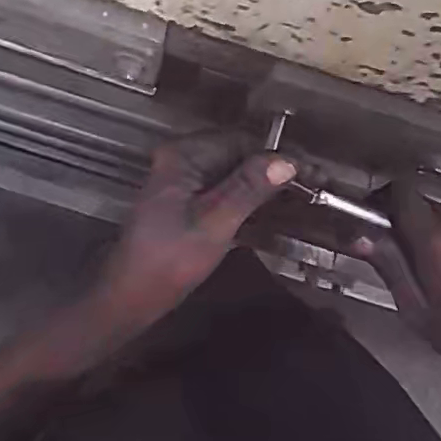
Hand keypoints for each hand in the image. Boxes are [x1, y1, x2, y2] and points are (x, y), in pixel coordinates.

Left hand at [94, 132, 294, 322]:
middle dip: (273, 170)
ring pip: (234, 174)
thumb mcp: (214, 222)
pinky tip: (272, 212)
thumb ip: (249, 189)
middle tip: (311, 187)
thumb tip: (287, 162)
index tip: (309, 173)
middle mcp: (182, 159)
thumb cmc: (169, 259)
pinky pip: (225, 190)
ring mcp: (184, 181)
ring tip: (299, 198)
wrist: (130, 299)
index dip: (276, 156)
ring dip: (263, 186)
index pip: (242, 141)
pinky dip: (248, 199)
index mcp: (184, 155)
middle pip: (238, 155)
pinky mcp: (187, 202)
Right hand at [355, 182, 440, 379]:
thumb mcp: (413, 307)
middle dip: (409, 222)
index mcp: (436, 242)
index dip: (386, 201)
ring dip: (433, 228)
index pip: (403, 193)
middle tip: (407, 252)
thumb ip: (387, 265)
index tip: (379, 215)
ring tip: (436, 263)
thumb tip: (361, 239)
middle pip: (421, 203)